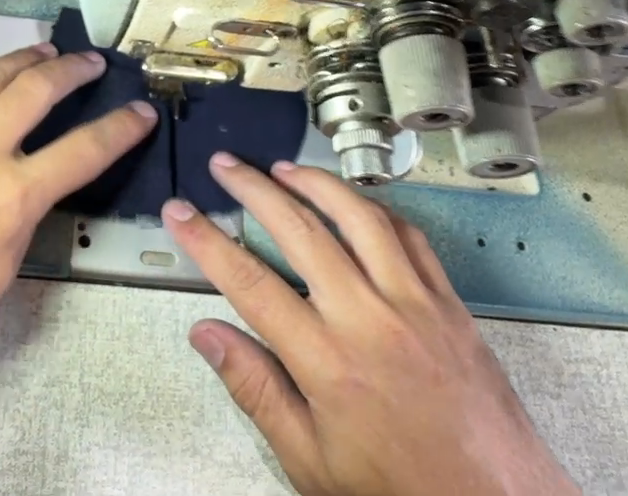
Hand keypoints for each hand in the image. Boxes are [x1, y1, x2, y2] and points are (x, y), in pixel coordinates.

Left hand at [0, 42, 155, 410]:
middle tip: (93, 61)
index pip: (83, 150)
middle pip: (35, 90)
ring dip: (22, 59)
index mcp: (9, 198)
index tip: (142, 111)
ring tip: (47, 51)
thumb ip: (21, 217)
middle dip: (72, 70)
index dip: (121, 129)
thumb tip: (32, 182)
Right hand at [162, 154, 577, 495]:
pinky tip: (353, 201)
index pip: (250, 283)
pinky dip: (375, 208)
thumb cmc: (399, 489)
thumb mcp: (311, 460)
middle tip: (225, 164)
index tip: (179, 212)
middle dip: (253, 189)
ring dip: (314, 182)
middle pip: (300, 230)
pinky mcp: (447, 302)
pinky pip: (409, 236)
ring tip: (281, 166)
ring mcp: (413, 302)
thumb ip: (255, 390)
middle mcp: (369, 318)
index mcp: (328, 362)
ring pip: (358, 217)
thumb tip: (207, 334)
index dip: (207, 241)